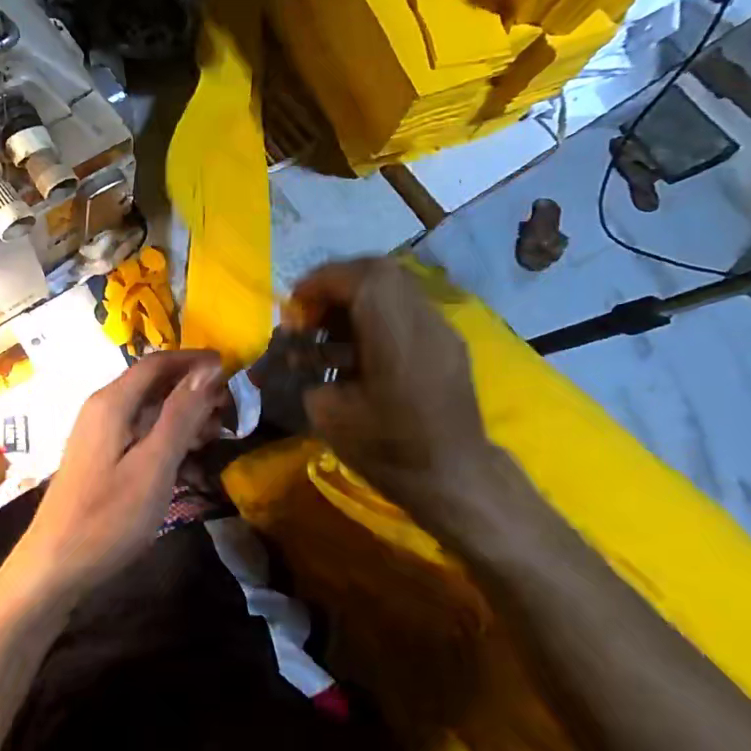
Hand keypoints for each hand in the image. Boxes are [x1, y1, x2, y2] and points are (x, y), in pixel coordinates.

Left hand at [13, 350, 224, 602]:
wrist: (54, 566)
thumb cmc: (108, 517)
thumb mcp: (154, 465)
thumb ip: (180, 415)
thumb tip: (208, 368)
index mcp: (112, 402)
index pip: (158, 363)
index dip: (195, 360)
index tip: (232, 368)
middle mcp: (102, 409)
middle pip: (153, 384)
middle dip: (193, 389)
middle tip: (231, 408)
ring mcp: (98, 435)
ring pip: (148, 411)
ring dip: (183, 416)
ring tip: (218, 432)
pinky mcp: (100, 458)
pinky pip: (139, 434)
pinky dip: (167, 438)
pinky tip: (189, 459)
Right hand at [286, 258, 495, 514]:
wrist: (455, 480)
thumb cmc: (389, 452)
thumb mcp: (329, 416)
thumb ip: (308, 371)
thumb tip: (297, 351)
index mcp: (396, 340)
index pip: (360, 278)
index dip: (320, 281)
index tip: (295, 307)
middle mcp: (424, 323)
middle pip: (378, 271)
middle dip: (334, 283)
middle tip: (309, 314)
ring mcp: (441, 330)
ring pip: (394, 285)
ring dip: (354, 296)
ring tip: (329, 332)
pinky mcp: (446, 342)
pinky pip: (406, 307)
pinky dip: (374, 313)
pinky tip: (357, 348)